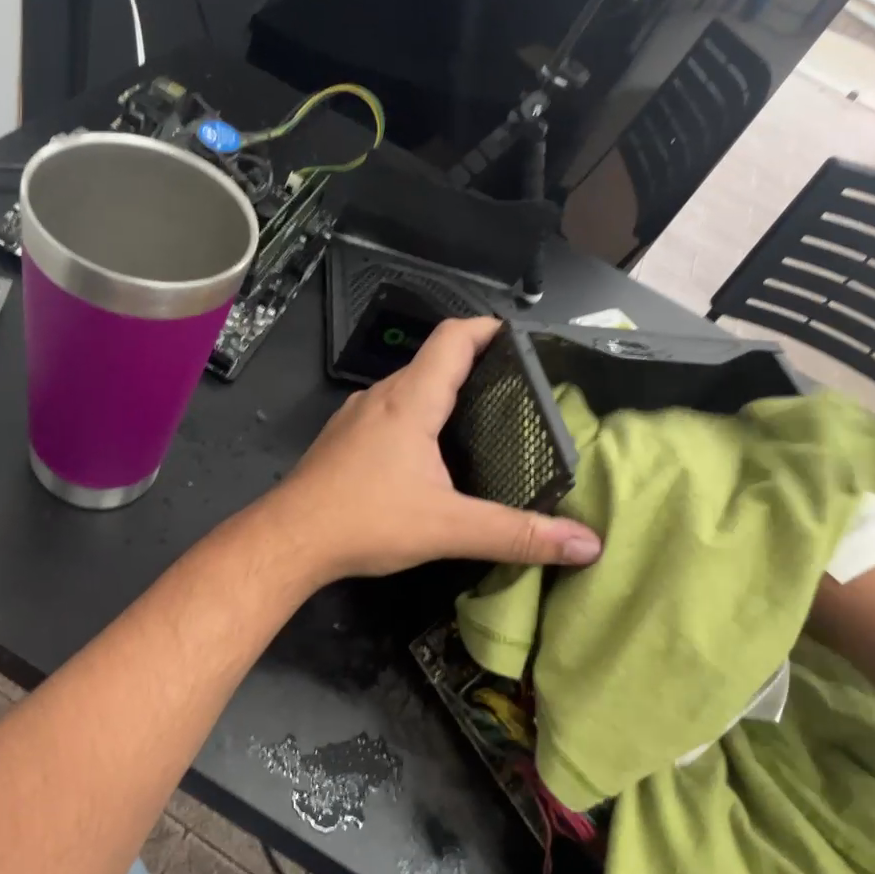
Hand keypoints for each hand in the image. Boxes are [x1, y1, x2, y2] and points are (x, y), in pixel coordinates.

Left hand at [259, 317, 601, 583]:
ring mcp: (354, 418)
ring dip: (443, 397)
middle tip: (516, 393)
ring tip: (480, 424)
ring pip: (407, 391)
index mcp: (410, 401)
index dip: (489, 329)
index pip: (454, 338)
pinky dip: (416, 421)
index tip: (522, 339)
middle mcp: (380, 398)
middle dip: (475, 368)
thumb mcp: (449, 529)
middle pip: (433, 363)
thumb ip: (517, 535)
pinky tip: (429, 457)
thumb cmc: (365, 521)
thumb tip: (586, 544)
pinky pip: (387, 416)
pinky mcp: (341, 442)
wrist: (288, 540)